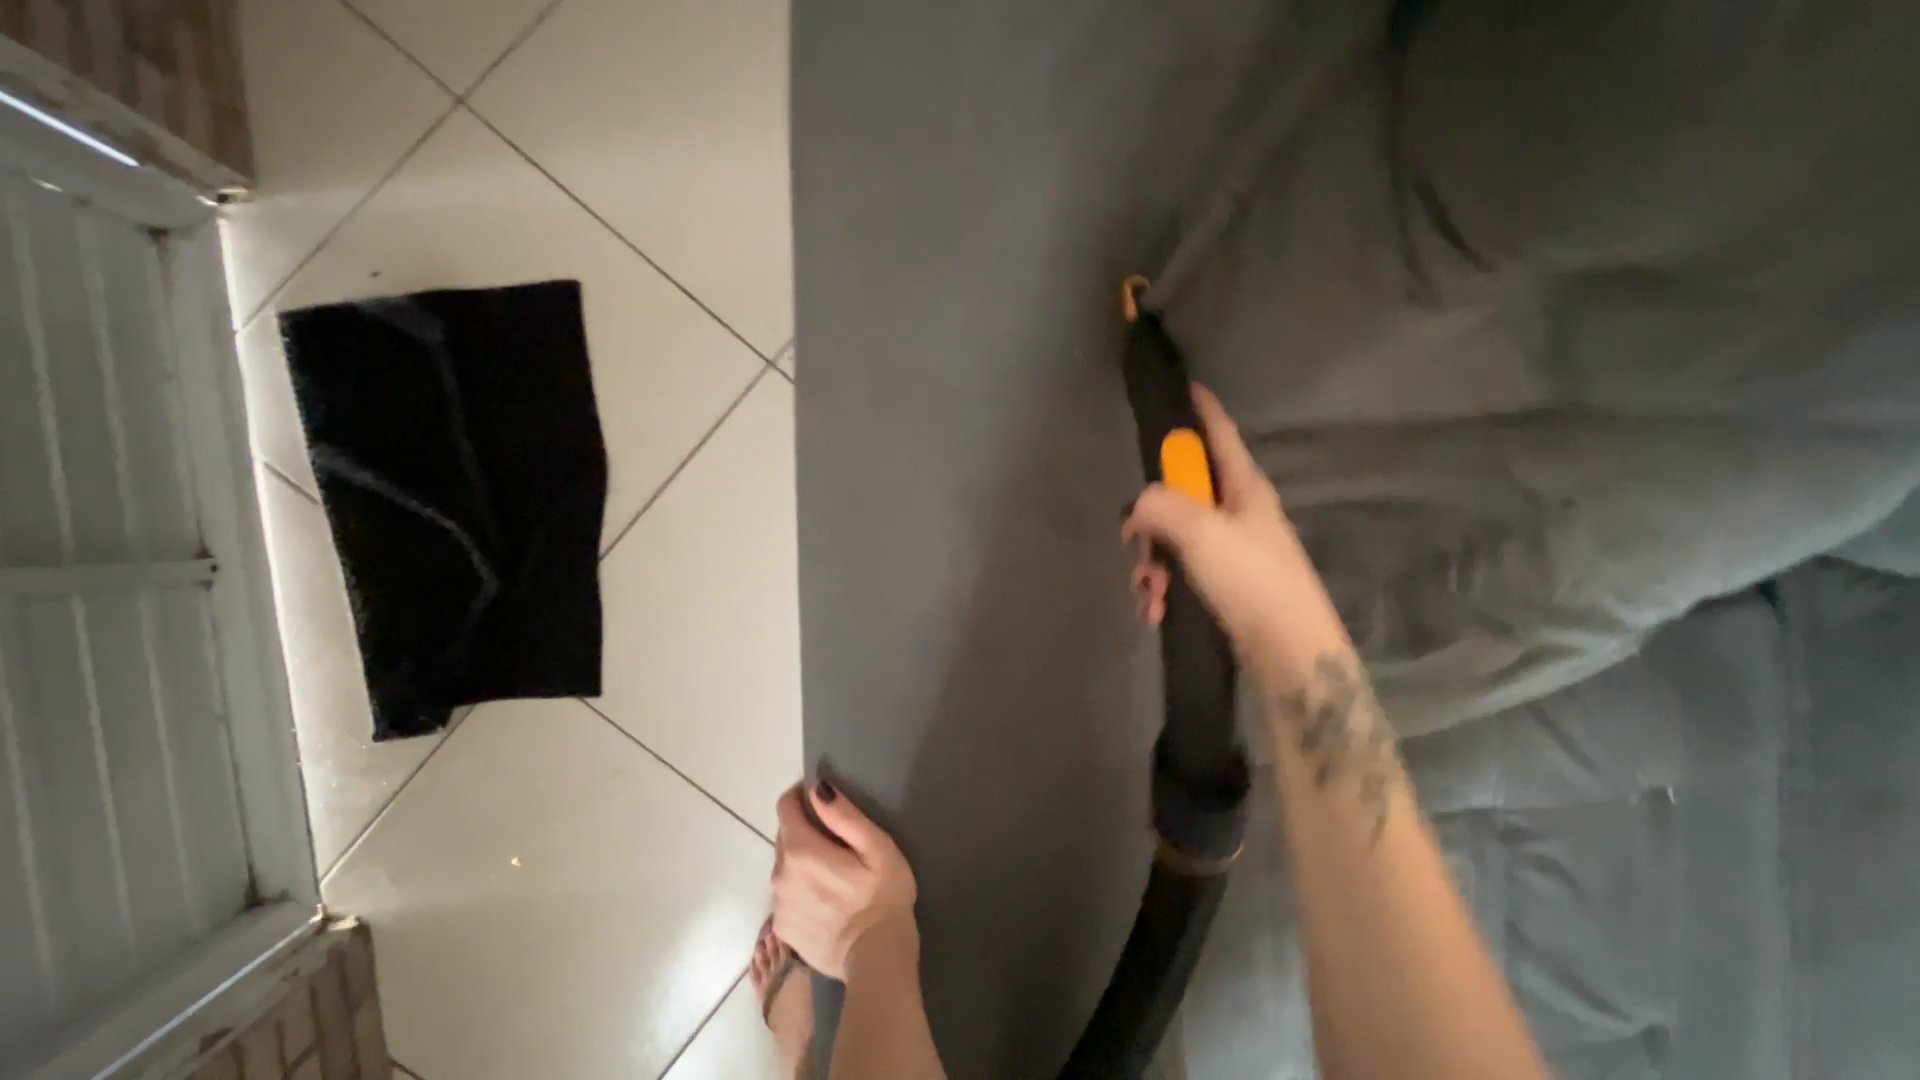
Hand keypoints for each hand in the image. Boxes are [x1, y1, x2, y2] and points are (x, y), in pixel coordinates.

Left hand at [771, 781, 918, 979]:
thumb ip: (844, 816)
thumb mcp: (877, 847)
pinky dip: (800, 890)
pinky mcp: (782, 929)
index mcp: (800, 850)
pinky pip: (786, 896)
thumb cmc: (883, 897)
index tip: (819, 801)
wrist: (876, 958)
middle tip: (836, 843)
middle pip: (784, 837)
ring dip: (801, 863)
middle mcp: (779, 874)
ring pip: (784, 868)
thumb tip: (817, 790)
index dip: (800, 797)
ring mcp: (778, 905)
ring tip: (832, 875)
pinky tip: (826, 902)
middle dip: (804, 831)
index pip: (785, 807)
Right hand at [1123, 385, 1339, 674]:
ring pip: (1174, 540)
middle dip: (1150, 521)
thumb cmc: (1252, 582)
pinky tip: (1156, 611)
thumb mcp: (1201, 533)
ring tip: (1150, 596)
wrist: (1289, 654)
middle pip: (1182, 495)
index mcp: (1245, 489)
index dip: (1201, 410)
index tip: (1185, 385)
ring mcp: (1234, 552)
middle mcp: (1240, 514)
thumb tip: (1138, 508)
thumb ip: (1161, 506)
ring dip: (1152, 565)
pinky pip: (1181, 574)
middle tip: (1136, 547)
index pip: (1220, 435)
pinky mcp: (1226, 587)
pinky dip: (1163, 590)